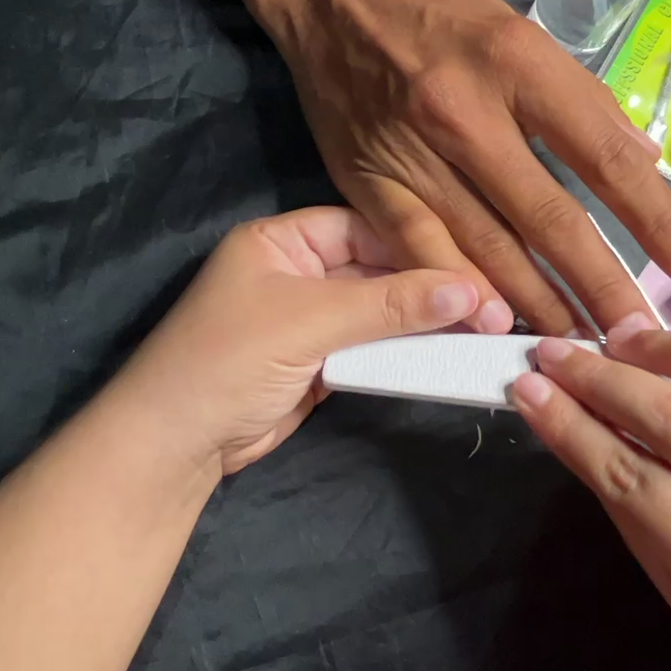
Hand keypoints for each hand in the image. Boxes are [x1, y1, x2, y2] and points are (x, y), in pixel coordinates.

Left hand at [105, 206, 479, 475]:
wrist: (178, 443)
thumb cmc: (231, 359)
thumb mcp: (309, 320)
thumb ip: (389, 305)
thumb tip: (469, 291)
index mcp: (281, 241)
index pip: (364, 227)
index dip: (418, 245)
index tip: (475, 266)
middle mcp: (297, 272)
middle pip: (376, 269)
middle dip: (428, 287)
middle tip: (491, 305)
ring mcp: (309, 320)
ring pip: (379, 311)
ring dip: (423, 322)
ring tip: (482, 329)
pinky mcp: (319, 362)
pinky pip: (371, 347)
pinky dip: (404, 352)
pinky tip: (444, 354)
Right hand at [261, 0, 670, 336]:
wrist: (333, 3)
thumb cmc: (437, 14)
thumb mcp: (519, 30)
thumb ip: (580, 99)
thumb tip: (639, 163)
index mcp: (516, 65)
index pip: (601, 157)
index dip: (655, 219)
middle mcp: (465, 115)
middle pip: (548, 218)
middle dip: (601, 284)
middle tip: (640, 336)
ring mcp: (413, 156)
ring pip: (487, 245)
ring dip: (541, 301)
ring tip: (583, 343)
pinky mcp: (371, 184)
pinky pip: (421, 249)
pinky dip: (459, 289)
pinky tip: (495, 323)